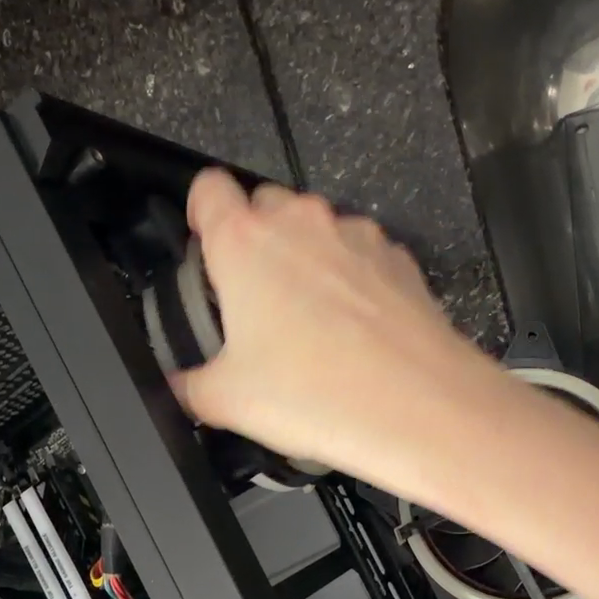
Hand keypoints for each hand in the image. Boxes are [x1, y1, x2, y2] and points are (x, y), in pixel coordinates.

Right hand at [177, 169, 506, 476]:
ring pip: (316, 230)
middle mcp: (302, 224)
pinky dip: (350, 280)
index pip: (206, 190)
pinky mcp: (398, 260)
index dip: (199, 214)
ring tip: (308, 327)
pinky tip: (352, 333)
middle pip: (263, 206)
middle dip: (253, 242)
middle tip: (252, 303)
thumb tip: (180, 390)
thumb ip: (188, 388)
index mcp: (245, 242)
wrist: (418, 407)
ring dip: (305, 262)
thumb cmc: (321, 395)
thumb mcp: (228, 402)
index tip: (202, 246)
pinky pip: (360, 256)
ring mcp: (356, 237)